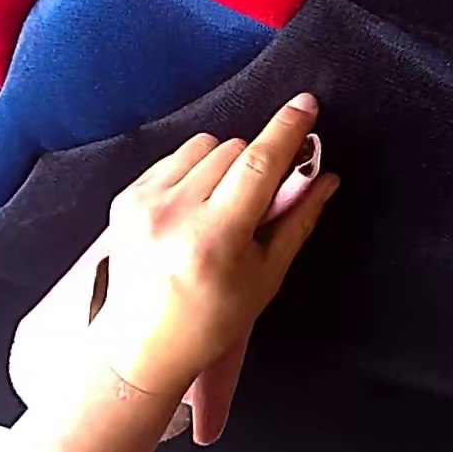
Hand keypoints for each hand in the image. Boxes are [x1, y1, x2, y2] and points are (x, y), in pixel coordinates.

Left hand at [89, 94, 338, 437]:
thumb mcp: (265, 277)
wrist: (141, 345)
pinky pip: (175, 158)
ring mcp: (143, 202)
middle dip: (255, 164)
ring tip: (220, 206)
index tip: (305, 106)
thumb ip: (297, 220)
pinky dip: (194, 172)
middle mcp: (173, 214)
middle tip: (257, 200)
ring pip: (204, 146)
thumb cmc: (210, 321)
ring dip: (223, 165)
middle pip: (233, 149)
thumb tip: (325, 178)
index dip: (287, 129)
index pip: (258, 164)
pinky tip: (193, 208)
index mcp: (213, 239)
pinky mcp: (126, 197)